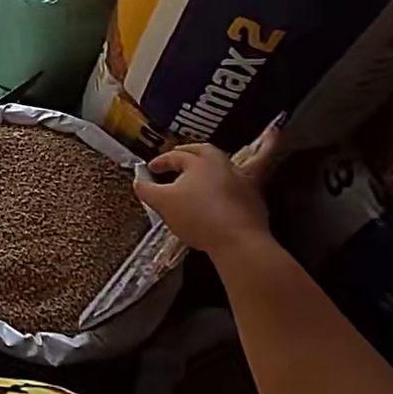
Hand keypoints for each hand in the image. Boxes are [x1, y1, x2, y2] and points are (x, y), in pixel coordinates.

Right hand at [133, 143, 274, 266]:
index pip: (176, 156)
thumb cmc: (197, 217)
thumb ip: (146, 190)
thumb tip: (138, 181)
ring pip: (222, 167)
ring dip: (209, 169)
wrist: (240, 242)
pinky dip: (227, 186)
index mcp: (200, 161)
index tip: (151, 168)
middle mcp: (223, 165)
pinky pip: (238, 185)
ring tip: (198, 177)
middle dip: (188, 153)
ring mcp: (242, 181)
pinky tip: (222, 195)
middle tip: (177, 159)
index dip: (161, 161)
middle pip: (204, 152)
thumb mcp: (163, 203)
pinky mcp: (254, 199)